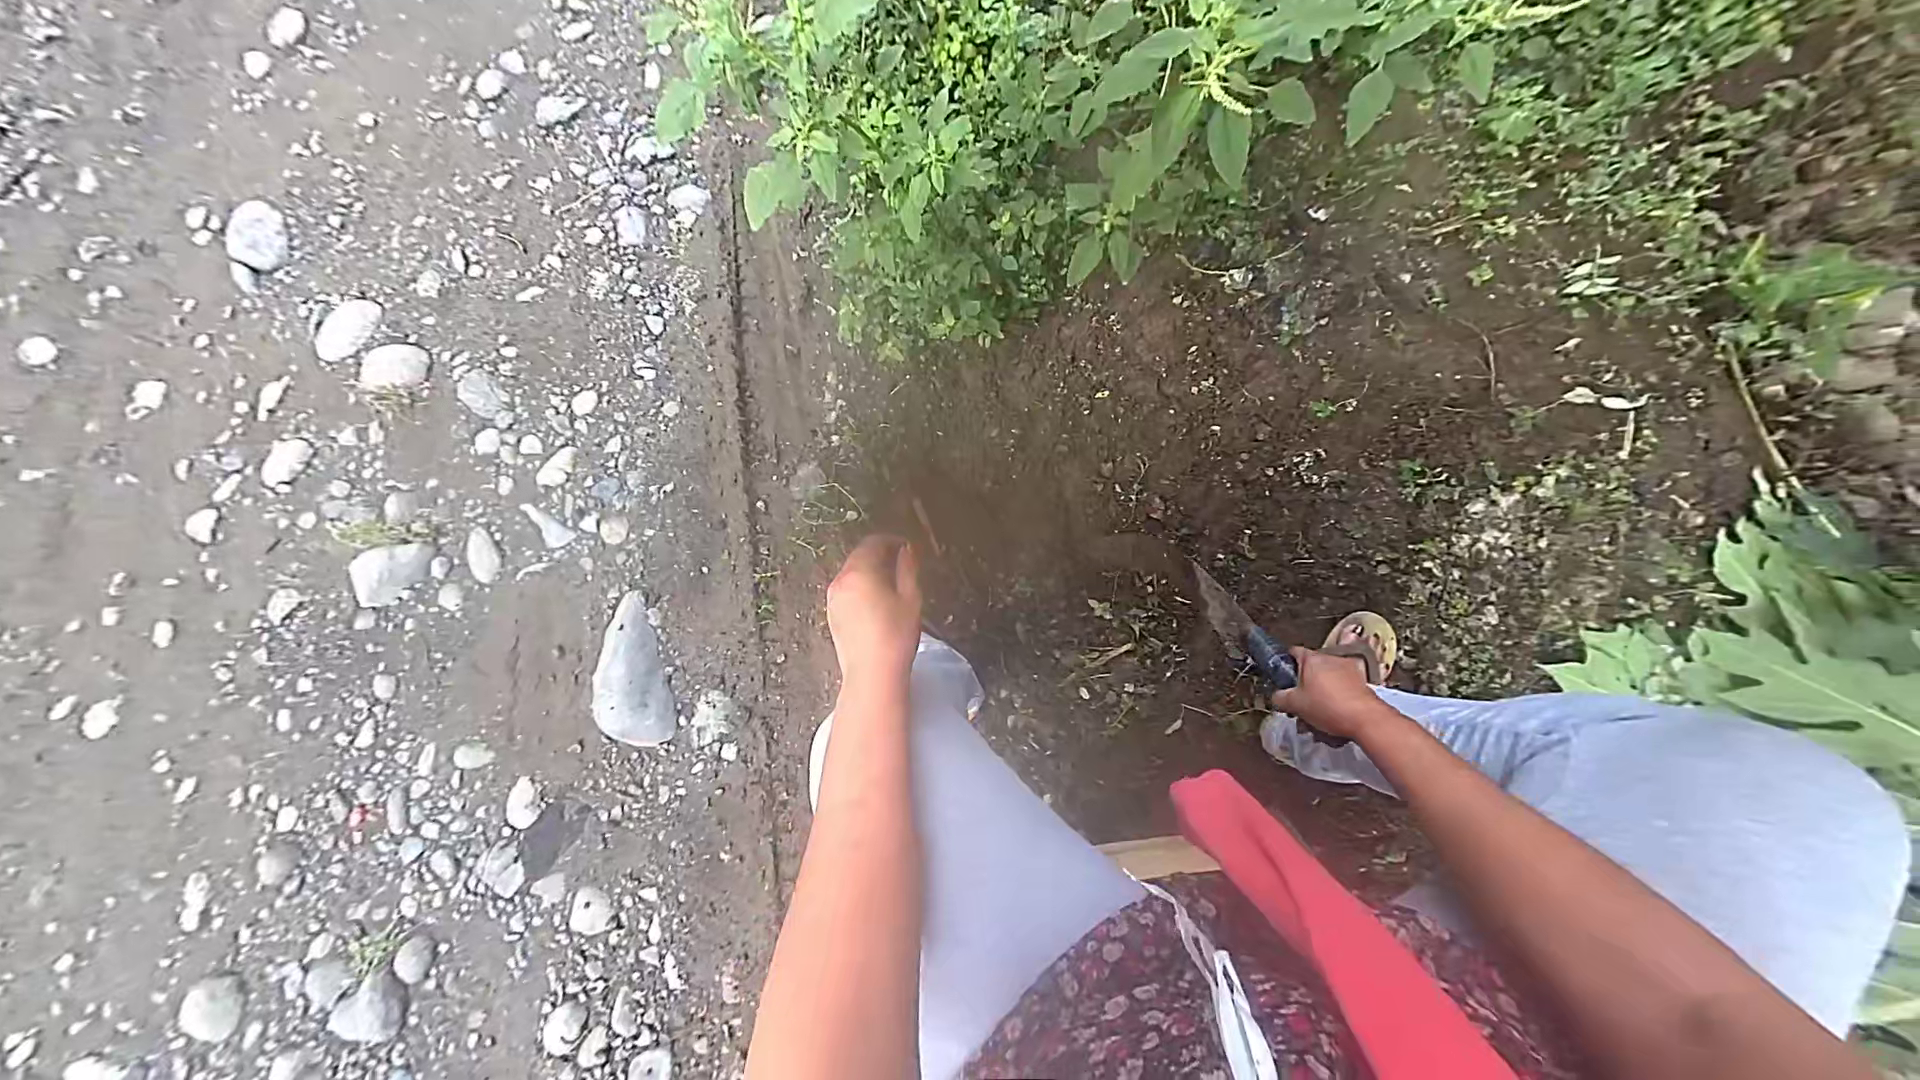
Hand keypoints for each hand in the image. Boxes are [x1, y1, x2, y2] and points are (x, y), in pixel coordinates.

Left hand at [827, 535, 922, 688]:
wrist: (873, 674)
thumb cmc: (896, 635)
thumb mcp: (910, 598)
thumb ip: (907, 568)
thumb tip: (906, 551)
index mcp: (859, 572)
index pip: (872, 543)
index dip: (890, 541)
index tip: (905, 546)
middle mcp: (841, 581)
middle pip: (859, 557)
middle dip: (879, 555)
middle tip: (901, 562)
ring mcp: (833, 600)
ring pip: (851, 574)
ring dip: (869, 571)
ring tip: (891, 583)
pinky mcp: (832, 616)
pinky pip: (847, 591)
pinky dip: (860, 588)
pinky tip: (876, 602)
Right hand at [1270, 646, 1394, 739]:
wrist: (1367, 720)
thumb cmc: (1326, 706)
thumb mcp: (1294, 704)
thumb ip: (1279, 698)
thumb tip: (1278, 697)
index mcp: (1312, 658)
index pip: (1293, 652)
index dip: (1285, 664)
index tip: (1284, 679)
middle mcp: (1332, 659)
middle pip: (1311, 670)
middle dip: (1305, 687)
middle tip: (1300, 705)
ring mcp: (1350, 670)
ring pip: (1328, 682)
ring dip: (1321, 696)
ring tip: (1318, 719)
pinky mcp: (1364, 684)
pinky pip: (1343, 690)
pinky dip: (1337, 701)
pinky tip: (1334, 719)